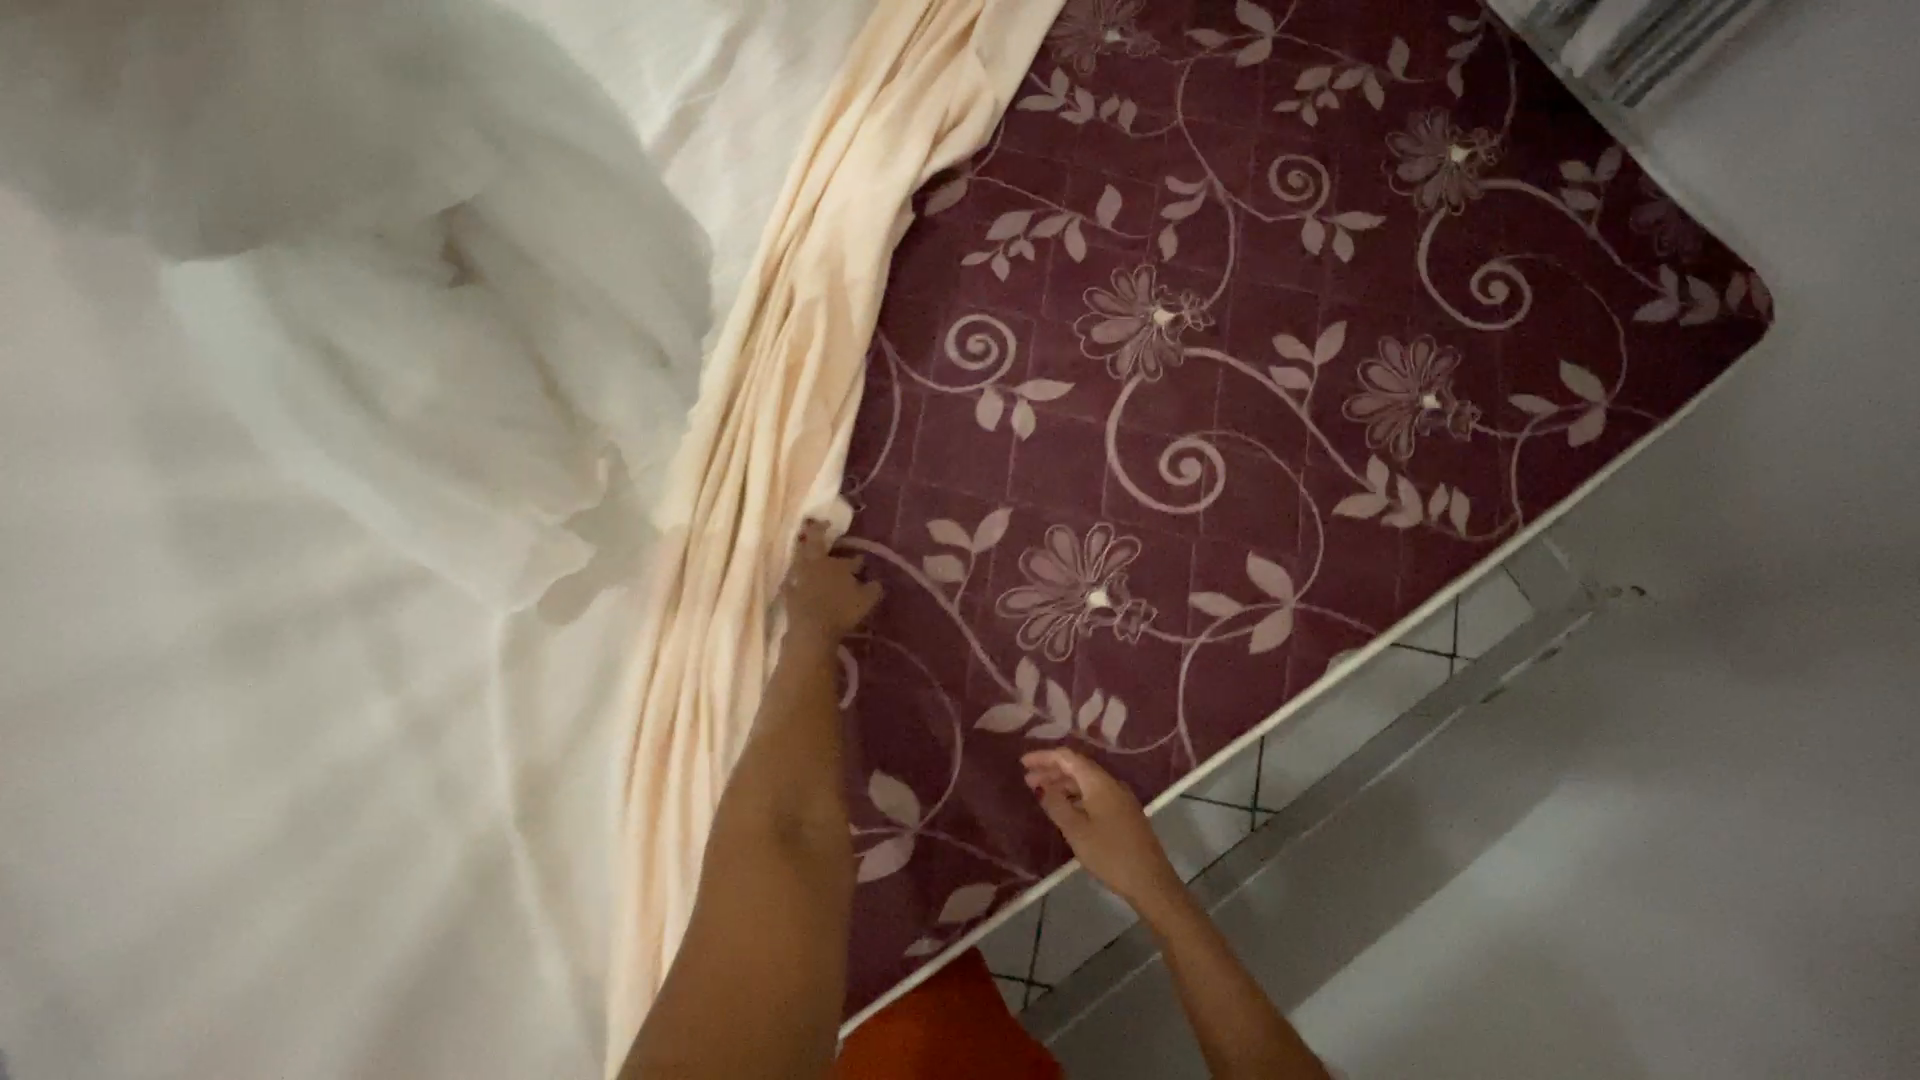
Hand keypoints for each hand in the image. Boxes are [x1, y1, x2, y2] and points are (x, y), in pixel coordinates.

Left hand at [783, 522, 880, 642]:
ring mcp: (801, 577)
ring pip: (800, 556)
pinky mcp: (790, 591)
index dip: (858, 560)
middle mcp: (818, 565)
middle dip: (819, 530)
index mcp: (839, 565)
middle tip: (822, 523)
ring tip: (804, 544)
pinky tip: (794, 578)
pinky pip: (791, 580)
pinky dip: (793, 577)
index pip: (852, 559)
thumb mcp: (867, 601)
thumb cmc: (842, 612)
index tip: (861, 560)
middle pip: (816, 543)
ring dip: (803, 549)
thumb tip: (877, 581)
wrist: (812, 628)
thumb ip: (874, 588)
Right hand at [1022, 749, 1181, 908]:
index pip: (1068, 758)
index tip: (1022, 763)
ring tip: (1041, 793)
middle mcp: (1111, 784)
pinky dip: (1076, 796)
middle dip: (1051, 771)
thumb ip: (1056, 805)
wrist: (1150, 881)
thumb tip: (1040, 786)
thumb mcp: (1076, 831)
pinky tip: (1065, 808)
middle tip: (1027, 780)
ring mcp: (1120, 798)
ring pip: (1086, 782)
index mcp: (1099, 782)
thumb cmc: (1109, 854)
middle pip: (1077, 768)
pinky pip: (1094, 794)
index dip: (1044, 757)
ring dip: (1063, 784)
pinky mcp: (1124, 813)